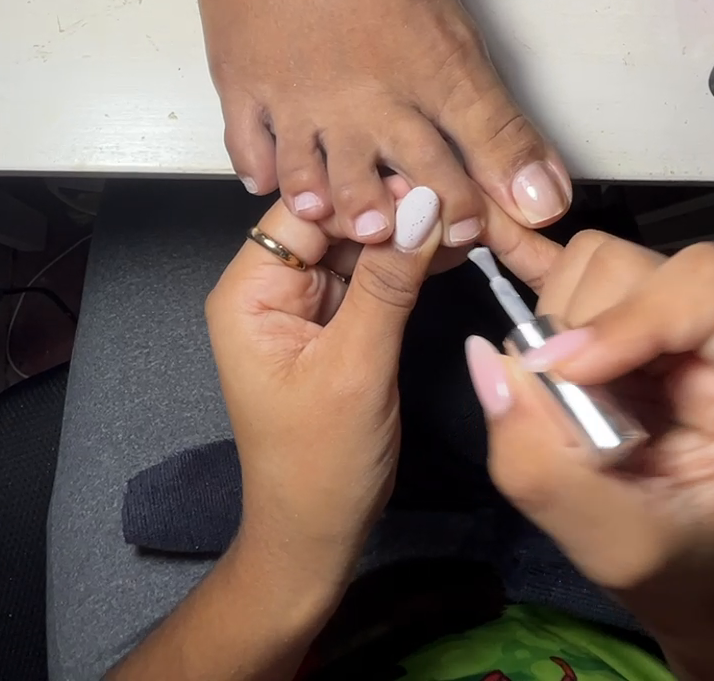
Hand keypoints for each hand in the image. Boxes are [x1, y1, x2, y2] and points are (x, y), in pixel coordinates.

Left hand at [204, 184, 448, 592]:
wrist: (319, 531)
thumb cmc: (320, 460)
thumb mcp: (355, 366)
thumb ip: (387, 283)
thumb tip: (422, 207)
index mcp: (251, 289)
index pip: (305, 211)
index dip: (362, 192)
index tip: (425, 182)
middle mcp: (273, 286)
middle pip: (333, 222)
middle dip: (392, 211)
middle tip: (456, 196)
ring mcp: (306, 302)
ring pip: (358, 246)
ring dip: (406, 234)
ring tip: (463, 215)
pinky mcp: (338, 319)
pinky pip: (373, 276)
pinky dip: (408, 265)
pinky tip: (450, 247)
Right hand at [463, 232, 713, 593]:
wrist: (678, 559)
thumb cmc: (671, 561)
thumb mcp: (617, 546)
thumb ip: (548, 468)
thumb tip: (488, 362)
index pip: (711, 287)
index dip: (630, 317)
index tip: (566, 372)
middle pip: (634, 266)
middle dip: (575, 326)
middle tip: (556, 395)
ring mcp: (670, 311)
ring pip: (593, 261)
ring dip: (552, 317)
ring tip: (556, 384)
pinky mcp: (622, 309)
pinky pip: (571, 265)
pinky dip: (532, 268)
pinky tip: (508, 269)